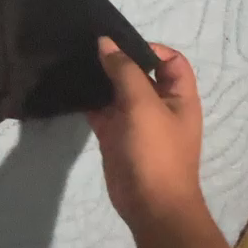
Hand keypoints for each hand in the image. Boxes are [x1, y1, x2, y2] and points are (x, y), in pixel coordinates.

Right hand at [87, 37, 208, 238]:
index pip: (171, 61)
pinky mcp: (114, 133)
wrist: (150, 205)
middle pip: (140, 73)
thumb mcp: (142, 105)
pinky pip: (100, 109)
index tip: (118, 46)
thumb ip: (124, 71)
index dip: (149, 49)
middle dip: (117, 59)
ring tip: (73, 63)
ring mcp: (135, 120)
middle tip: (87, 48)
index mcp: (178, 97)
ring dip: (98, 78)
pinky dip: (86, 98)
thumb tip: (105, 42)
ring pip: (116, 90)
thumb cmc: (156, 152)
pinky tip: (68, 89)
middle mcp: (158, 105)